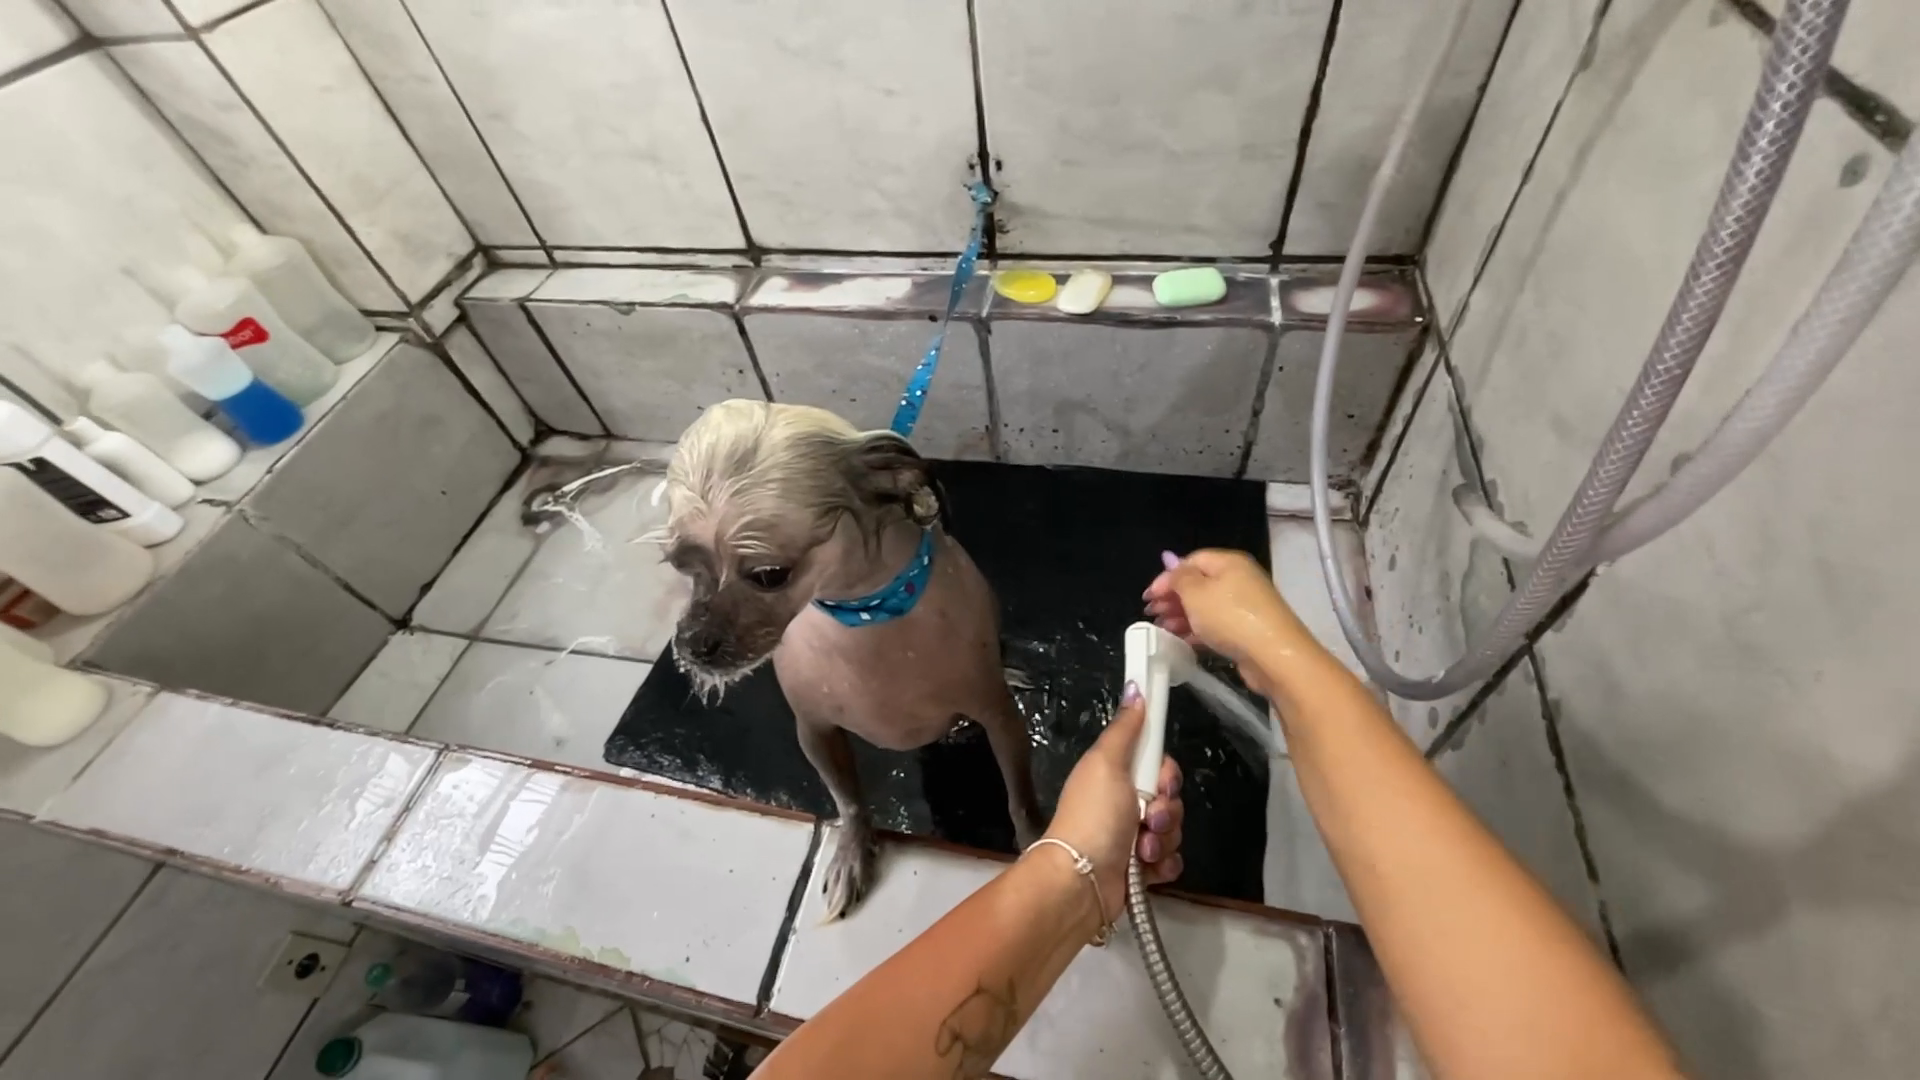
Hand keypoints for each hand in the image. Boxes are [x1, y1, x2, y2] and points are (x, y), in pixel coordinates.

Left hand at [1041, 691, 1183, 923]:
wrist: (1081, 880)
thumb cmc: (1094, 815)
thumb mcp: (1106, 763)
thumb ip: (1125, 728)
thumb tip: (1135, 687)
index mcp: (1114, 773)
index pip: (1159, 764)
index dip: (1166, 774)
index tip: (1159, 783)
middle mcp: (1124, 802)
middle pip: (1170, 798)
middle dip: (1166, 811)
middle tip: (1148, 819)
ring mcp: (1133, 836)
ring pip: (1173, 830)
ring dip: (1163, 841)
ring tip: (1141, 850)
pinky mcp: (1141, 868)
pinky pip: (1171, 859)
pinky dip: (1162, 865)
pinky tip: (1147, 870)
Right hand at [1143, 550, 1310, 692]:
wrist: (1274, 657)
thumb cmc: (1230, 617)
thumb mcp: (1196, 593)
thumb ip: (1179, 577)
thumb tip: (1170, 560)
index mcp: (1228, 563)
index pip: (1191, 561)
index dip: (1167, 576)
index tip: (1148, 597)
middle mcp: (1239, 580)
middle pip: (1198, 584)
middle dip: (1172, 598)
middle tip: (1151, 614)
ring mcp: (1244, 606)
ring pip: (1205, 606)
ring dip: (1181, 616)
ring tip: (1162, 630)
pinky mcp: (1246, 630)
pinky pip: (1215, 625)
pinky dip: (1196, 630)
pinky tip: (1180, 641)